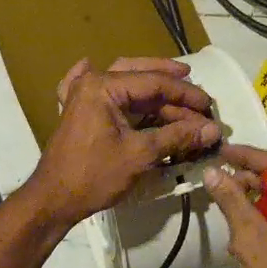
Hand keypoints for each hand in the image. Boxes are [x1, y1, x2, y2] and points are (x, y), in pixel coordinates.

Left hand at [21, 57, 222, 227]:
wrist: (53, 200)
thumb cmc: (95, 175)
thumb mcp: (140, 155)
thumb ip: (177, 137)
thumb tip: (212, 129)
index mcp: (103, 87)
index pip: (153, 82)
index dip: (185, 94)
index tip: (209, 106)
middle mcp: (90, 84)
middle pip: (138, 75)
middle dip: (170, 85)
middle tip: (198, 95)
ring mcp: (80, 97)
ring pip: (123, 82)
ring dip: (151, 89)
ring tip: (178, 89)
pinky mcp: (76, 113)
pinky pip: (91, 89)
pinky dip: (102, 84)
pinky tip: (97, 67)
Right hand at [201, 144, 266, 267]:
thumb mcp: (250, 236)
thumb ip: (232, 199)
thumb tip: (212, 171)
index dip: (250, 159)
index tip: (223, 152)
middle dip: (248, 188)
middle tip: (220, 188)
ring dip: (251, 210)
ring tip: (231, 223)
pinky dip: (260, 225)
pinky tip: (242, 241)